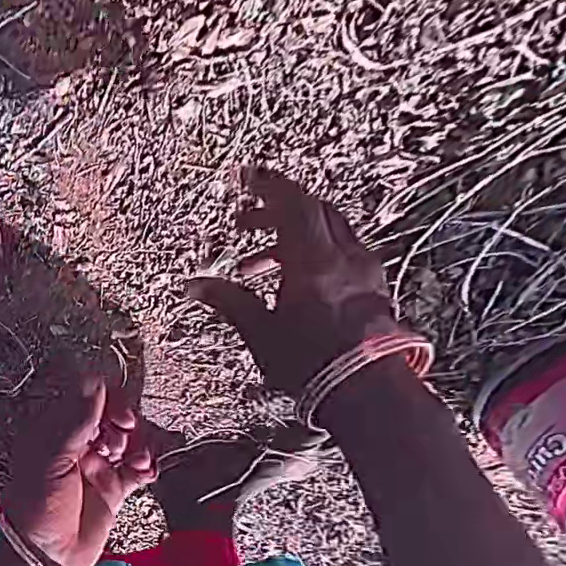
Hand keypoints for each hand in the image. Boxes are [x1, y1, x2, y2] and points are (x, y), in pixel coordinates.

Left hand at [1, 362, 154, 565]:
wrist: (48, 556)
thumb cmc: (39, 506)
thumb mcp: (53, 460)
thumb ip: (76, 423)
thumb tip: (93, 384)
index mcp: (50, 436)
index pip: (79, 404)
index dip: (99, 399)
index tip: (113, 404)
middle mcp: (74, 448)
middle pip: (105, 419)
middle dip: (119, 419)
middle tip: (124, 428)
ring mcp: (95, 468)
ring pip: (124, 442)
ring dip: (132, 443)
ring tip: (127, 457)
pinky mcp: (113, 489)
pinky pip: (136, 469)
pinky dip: (144, 466)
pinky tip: (143, 471)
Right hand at [186, 166, 402, 394]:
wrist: (366, 390)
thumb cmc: (309, 361)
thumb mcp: (259, 330)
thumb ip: (228, 300)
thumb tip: (193, 285)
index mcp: (314, 262)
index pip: (295, 206)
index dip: (269, 186)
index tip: (245, 176)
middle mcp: (345, 257)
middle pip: (315, 212)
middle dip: (276, 210)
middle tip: (243, 222)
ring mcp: (364, 270)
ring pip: (328, 232)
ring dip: (290, 236)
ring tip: (254, 265)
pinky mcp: (371, 286)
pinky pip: (339, 254)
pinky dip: (310, 254)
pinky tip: (287, 281)